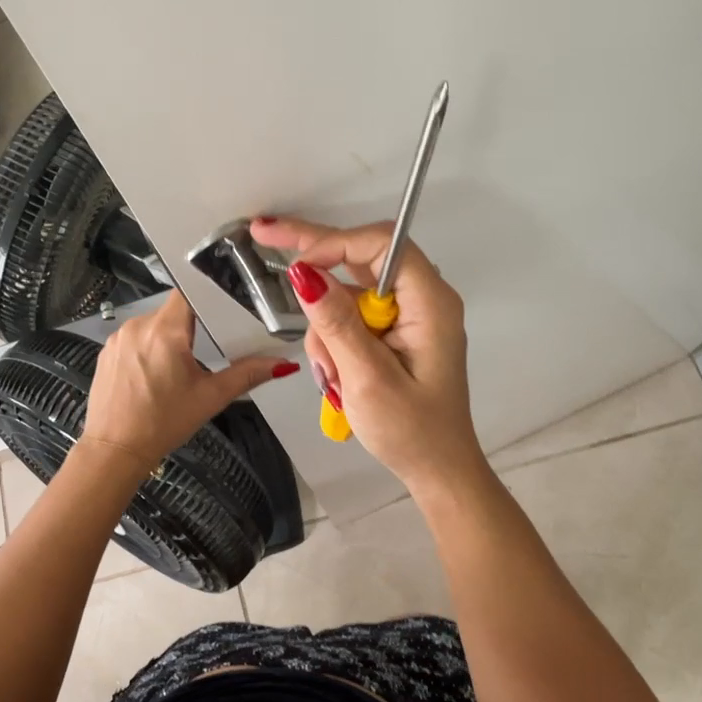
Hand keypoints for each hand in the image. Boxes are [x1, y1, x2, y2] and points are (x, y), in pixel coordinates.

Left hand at [81, 291, 300, 468]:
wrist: (115, 449)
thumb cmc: (164, 423)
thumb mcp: (210, 398)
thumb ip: (247, 374)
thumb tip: (283, 364)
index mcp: (165, 330)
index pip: (189, 292)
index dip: (207, 296)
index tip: (224, 308)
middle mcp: (138, 325)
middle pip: (173, 310)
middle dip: (191, 325)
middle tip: (210, 346)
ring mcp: (118, 337)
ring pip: (153, 324)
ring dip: (168, 338)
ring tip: (181, 366)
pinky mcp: (107, 351)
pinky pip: (134, 338)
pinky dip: (148, 348)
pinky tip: (155, 373)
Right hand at [250, 216, 484, 485]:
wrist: (438, 471)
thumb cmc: (412, 432)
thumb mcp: (368, 379)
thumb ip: (336, 324)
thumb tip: (304, 274)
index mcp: (429, 302)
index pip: (379, 245)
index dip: (332, 246)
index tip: (294, 267)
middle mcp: (420, 298)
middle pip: (359, 256)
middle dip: (313, 253)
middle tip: (262, 231)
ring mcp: (406, 315)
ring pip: (346, 293)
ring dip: (325, 329)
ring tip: (332, 378)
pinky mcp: (393, 332)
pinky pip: (351, 318)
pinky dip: (333, 342)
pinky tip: (336, 377)